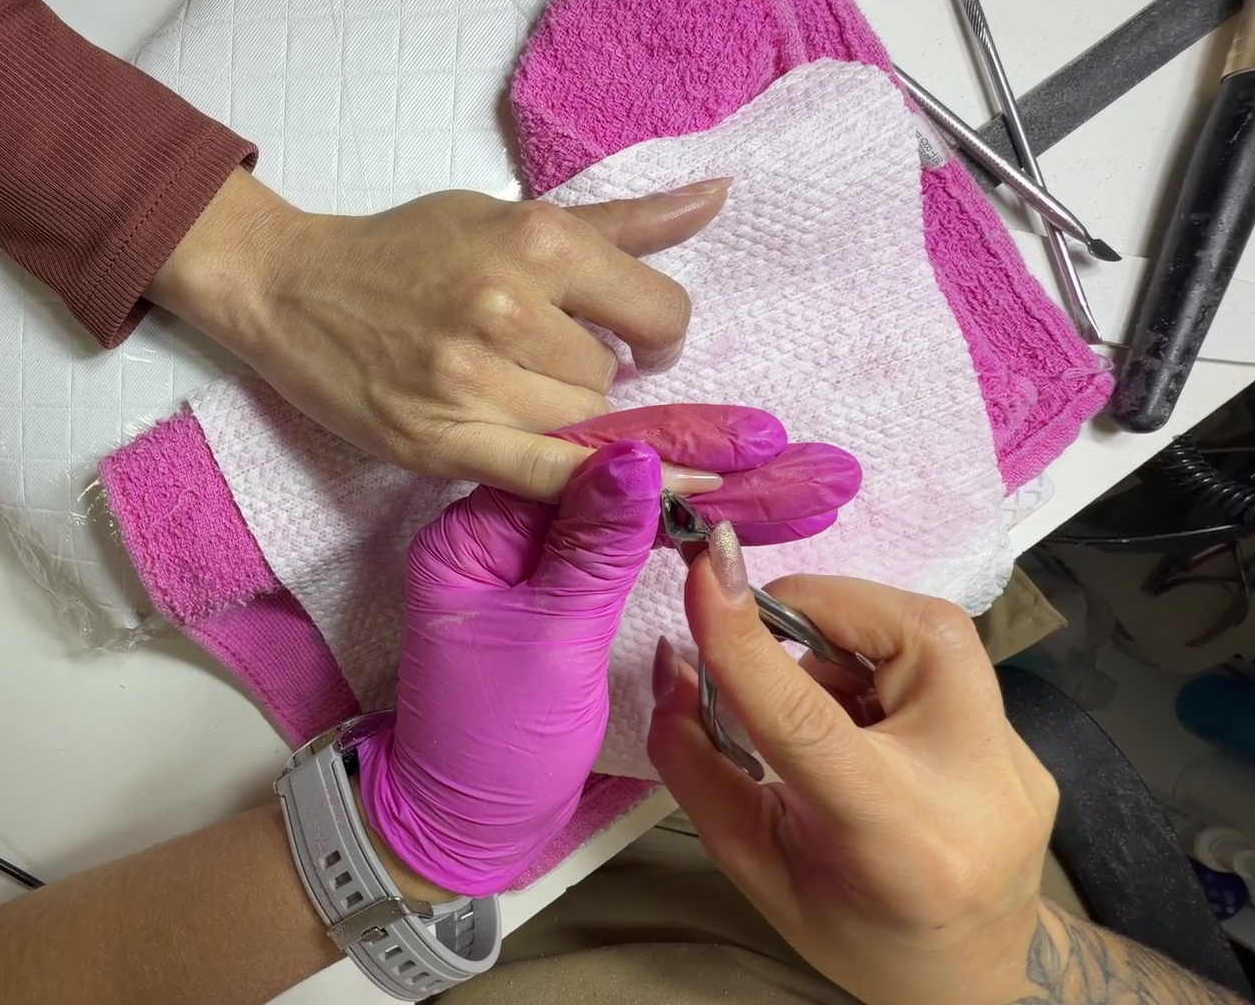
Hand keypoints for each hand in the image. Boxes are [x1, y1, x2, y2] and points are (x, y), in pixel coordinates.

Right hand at [149, 169, 727, 499]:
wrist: (291, 289)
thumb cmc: (396, 250)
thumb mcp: (500, 215)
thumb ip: (615, 221)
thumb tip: (716, 198)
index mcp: (534, 240)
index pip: (655, 313)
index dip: (659, 335)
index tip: (637, 342)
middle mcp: (506, 309)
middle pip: (607, 382)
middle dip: (588, 380)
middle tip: (540, 367)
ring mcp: (468, 381)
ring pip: (576, 431)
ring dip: (560, 422)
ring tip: (510, 395)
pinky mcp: (434, 440)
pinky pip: (540, 476)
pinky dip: (592, 486)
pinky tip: (642, 491)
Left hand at [355, 406, 862, 896]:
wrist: (471, 817)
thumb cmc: (497, 739)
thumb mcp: (554, 637)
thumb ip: (595, 546)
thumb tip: (635, 457)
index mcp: (468, 537)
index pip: (565, 465)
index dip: (655, 448)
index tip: (739, 437)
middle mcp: (490, 536)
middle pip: (597, 481)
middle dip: (691, 466)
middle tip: (780, 446)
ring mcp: (522, 564)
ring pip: (616, 512)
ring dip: (696, 497)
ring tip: (786, 478)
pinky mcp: (550, 592)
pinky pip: (615, 548)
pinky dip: (671, 535)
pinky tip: (731, 514)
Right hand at [648, 560, 1059, 1004]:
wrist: (979, 980)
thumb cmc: (845, 926)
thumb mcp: (744, 857)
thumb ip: (692, 757)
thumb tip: (674, 660)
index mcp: (893, 842)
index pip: (808, 722)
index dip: (747, 640)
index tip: (702, 569)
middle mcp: (977, 791)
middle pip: (917, 636)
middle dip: (817, 603)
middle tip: (757, 629)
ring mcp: (1016, 760)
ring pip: (930, 629)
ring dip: (840, 628)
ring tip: (806, 687)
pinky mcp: (1020, 738)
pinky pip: (935, 654)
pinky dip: (867, 652)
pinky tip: (850, 708)